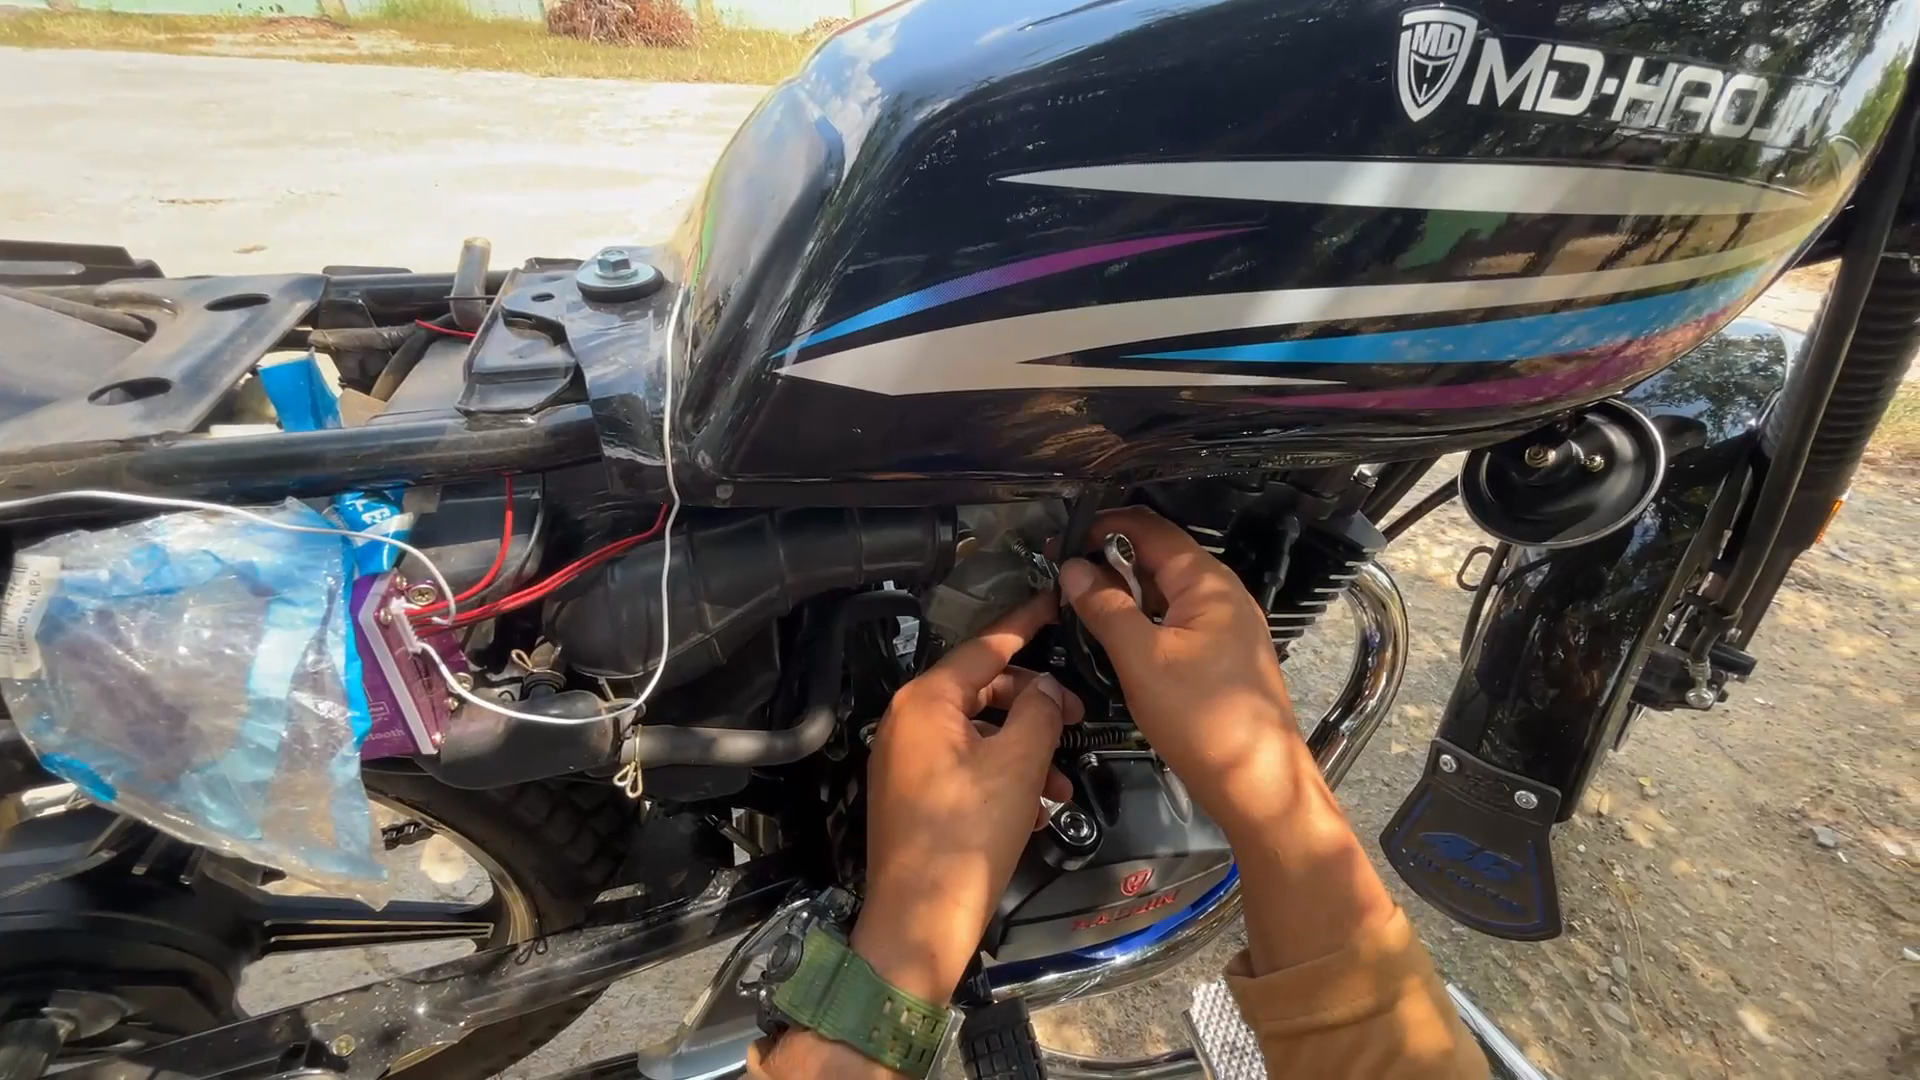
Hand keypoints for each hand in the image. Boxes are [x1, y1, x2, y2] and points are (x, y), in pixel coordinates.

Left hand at [852, 595, 1083, 1002]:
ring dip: (1024, 747)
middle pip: (983, 688)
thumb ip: (1039, 711)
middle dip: (1033, 701)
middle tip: (1074, 718)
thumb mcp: (1019, 765)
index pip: (985, 645)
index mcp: (927, 699)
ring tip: (1062, 780)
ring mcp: (907, 756)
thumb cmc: (969, 836)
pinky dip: (1002, 773)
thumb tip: (1047, 686)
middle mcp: (909, 718)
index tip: (1053, 602)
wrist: (919, 923)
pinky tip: (1037, 804)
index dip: (1025, 623)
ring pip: (979, 730)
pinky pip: (966, 762)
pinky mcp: (914, 790)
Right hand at [1058, 506, 1395, 973]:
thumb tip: (1071, 568)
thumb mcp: (1141, 658)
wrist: (1257, 786)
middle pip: (1158, 558)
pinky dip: (1140, 619)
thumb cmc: (1201, 716)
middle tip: (1060, 574)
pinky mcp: (1218, 656)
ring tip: (1076, 601)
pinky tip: (1111, 634)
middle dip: (1109, 560)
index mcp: (1208, 583)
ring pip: (1163, 592)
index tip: (1062, 540)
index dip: (1105, 527)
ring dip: (1123, 592)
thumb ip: (1104, 607)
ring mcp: (1223, 626)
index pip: (1151, 530)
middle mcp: (1220, 595)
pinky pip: (1172, 620)